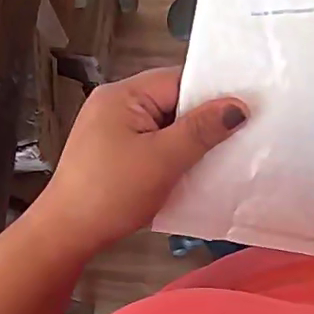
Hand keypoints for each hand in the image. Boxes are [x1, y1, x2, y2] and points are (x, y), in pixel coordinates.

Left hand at [36, 67, 247, 252]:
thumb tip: (238, 106)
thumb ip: (202, 129)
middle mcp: (116, 105)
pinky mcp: (115, 156)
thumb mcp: (163, 159)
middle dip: (204, 121)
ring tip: (219, 157)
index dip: (213, 94)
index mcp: (123, 95)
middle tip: (239, 137)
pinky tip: (190, 173)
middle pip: (173, 103)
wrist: (68, 233)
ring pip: (165, 127)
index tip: (246, 111)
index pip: (179, 80)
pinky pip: (154, 146)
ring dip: (190, 143)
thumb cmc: (112, 193)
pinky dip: (173, 157)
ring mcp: (113, 131)